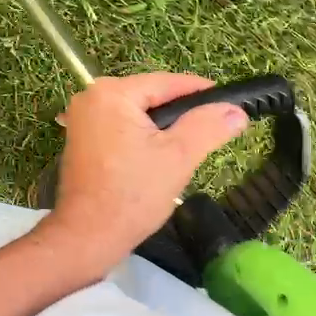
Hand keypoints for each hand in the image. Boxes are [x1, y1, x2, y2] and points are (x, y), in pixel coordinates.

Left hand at [39, 73, 249, 275]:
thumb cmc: (133, 193)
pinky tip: (158, 152)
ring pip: (135, 111)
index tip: (228, 100)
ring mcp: (82, 115)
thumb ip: (207, 127)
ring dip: (160, 125)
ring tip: (191, 142)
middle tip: (213, 126)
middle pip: (148, 95)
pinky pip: (120, 124)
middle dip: (179, 110)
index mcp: (112, 92)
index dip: (198, 90)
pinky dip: (141, 134)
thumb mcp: (177, 157)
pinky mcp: (81, 135)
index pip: (165, 82)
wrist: (89, 233)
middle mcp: (92, 95)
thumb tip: (235, 110)